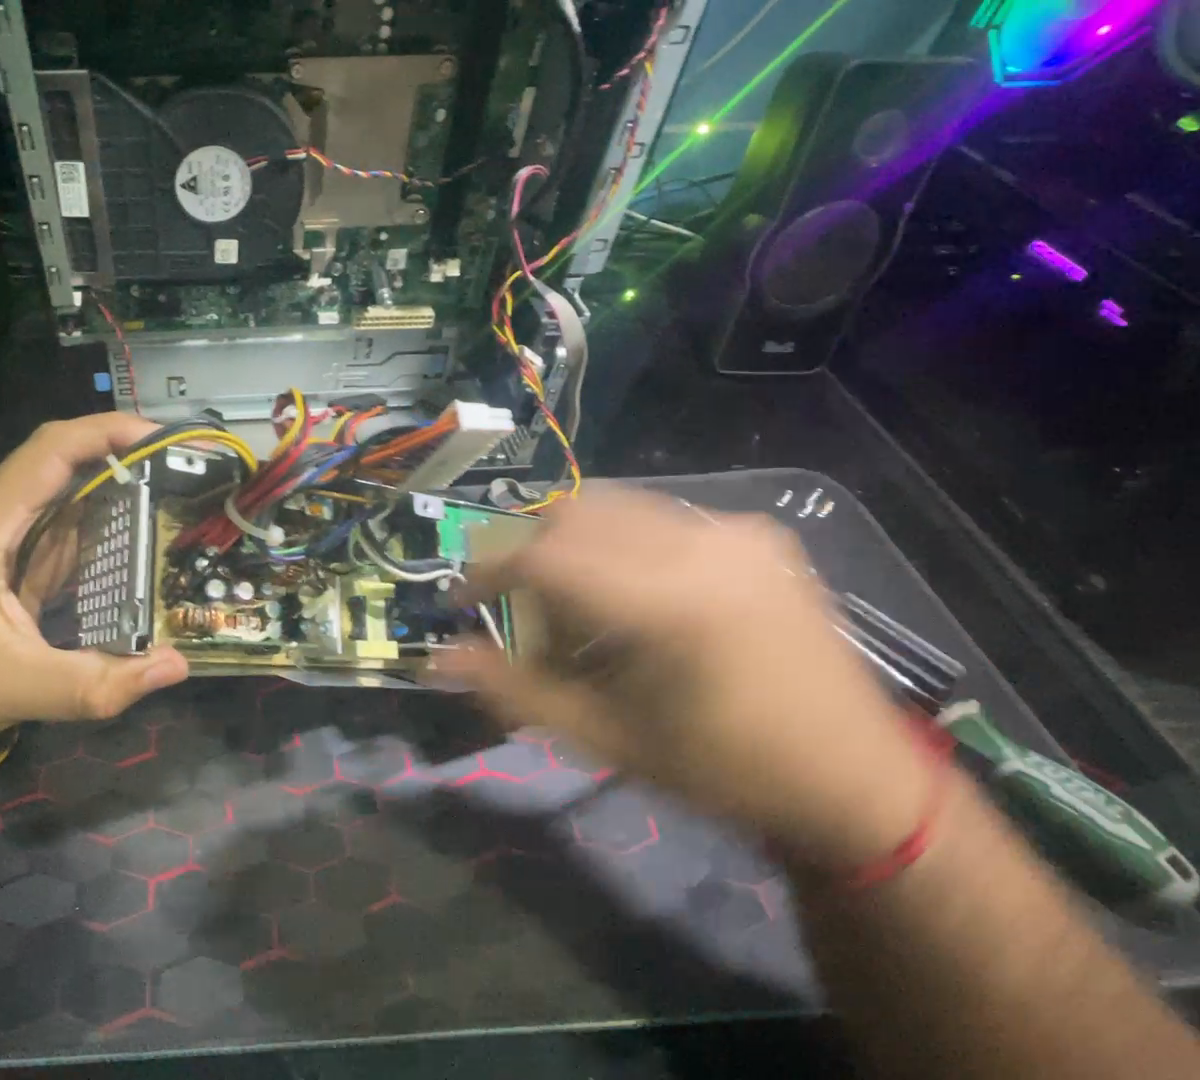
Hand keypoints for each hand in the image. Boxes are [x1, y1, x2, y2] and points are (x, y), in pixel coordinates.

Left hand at [0, 415, 188, 748]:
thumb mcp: (22, 688)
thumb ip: (99, 682)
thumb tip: (177, 665)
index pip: (51, 450)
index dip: (107, 432)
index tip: (164, 437)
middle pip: (62, 462)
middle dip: (124, 455)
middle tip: (186, 466)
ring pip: (63, 495)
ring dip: (115, 489)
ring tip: (178, 492)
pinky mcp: (8, 563)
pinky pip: (61, 531)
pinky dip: (101, 529)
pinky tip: (141, 539)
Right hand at [445, 487, 933, 869]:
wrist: (857, 780)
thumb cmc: (722, 771)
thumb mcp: (607, 737)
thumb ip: (515, 689)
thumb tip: (437, 660)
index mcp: (666, 603)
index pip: (543, 556)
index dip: (487, 573)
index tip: (462, 602)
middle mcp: (701, 545)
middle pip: (574, 514)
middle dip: (528, 553)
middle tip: (518, 606)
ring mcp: (736, 532)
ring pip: (617, 505)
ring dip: (573, 544)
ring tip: (575, 604)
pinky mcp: (759, 535)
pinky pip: (660, 517)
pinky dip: (621, 543)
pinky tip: (632, 598)